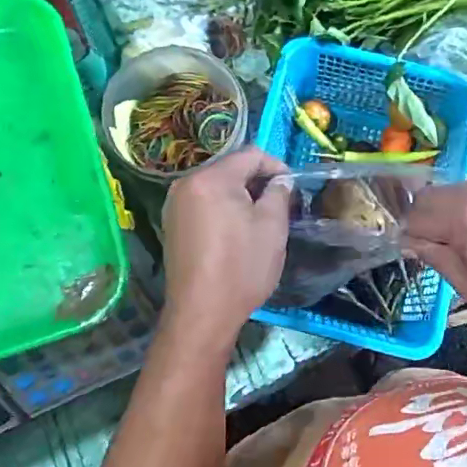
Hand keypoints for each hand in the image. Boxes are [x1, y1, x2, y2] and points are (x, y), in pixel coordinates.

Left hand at [160, 147, 291, 345]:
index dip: (277, 166)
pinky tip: (237, 234)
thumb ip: (278, 193)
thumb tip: (280, 181)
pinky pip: (204, 205)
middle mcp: (186, 184)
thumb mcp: (272, 226)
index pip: (250, 155)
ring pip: (216, 188)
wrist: (203, 311)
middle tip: (280, 205)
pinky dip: (223, 210)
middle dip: (257, 182)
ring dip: (240, 197)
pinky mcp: (173, 226)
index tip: (293, 188)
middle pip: (230, 169)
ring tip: (261, 220)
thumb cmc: (242, 266)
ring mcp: (175, 206)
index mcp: (210, 178)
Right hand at [405, 178, 466, 323]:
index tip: (419, 254)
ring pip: (452, 189)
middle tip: (438, 247)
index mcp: (463, 216)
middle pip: (429, 195)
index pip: (415, 216)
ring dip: (447, 210)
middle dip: (425, 219)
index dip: (410, 237)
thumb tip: (409, 242)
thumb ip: (436, 259)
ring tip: (465, 238)